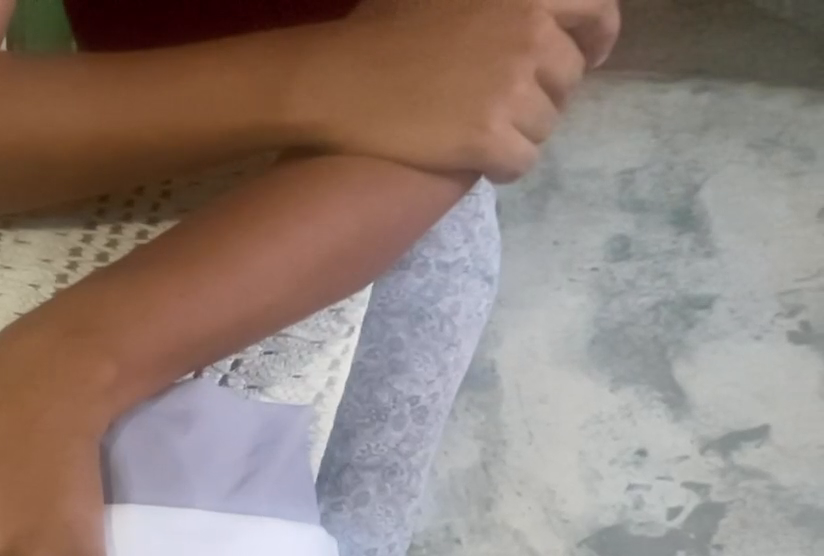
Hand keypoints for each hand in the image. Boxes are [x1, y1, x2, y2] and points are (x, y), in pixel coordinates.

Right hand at [293, 0, 619, 181]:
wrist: (330, 82)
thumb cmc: (371, 34)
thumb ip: (490, 4)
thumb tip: (514, 16)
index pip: (595, 15)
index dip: (597, 40)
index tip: (589, 57)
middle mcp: (531, 37)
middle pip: (567, 80)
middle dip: (544, 97)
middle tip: (509, 113)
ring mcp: (509, 90)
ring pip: (544, 125)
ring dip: (520, 135)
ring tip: (485, 143)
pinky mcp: (483, 139)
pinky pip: (520, 161)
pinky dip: (507, 167)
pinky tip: (483, 168)